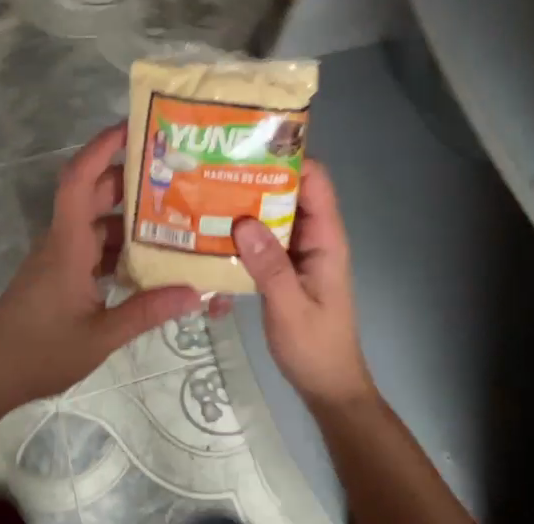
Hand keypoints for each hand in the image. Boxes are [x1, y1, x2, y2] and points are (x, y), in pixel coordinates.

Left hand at [0, 124, 203, 408]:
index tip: (132, 127)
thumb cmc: (40, 351)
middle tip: (175, 172)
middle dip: (131, 178)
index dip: (100, 147)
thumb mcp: (100, 336)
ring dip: (131, 217)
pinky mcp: (64, 274)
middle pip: (96, 195)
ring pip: (100, 222)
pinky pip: (97, 247)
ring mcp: (63, 257)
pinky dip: (123, 246)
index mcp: (67, 243)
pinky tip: (153, 259)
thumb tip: (196, 292)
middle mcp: (64, 240)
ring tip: (177, 214)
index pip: (79, 179)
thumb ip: (147, 312)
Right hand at [232, 160, 375, 408]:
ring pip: (273, 211)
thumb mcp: (291, 309)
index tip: (250, 144)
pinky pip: (263, 235)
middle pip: (289, 190)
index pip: (315, 182)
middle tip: (214, 162)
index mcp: (326, 239)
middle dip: (256, 173)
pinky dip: (242, 227)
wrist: (328, 388)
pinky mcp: (282, 265)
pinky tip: (210, 226)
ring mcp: (297, 251)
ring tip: (205, 185)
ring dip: (245, 199)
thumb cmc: (316, 348)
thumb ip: (270, 267)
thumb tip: (242, 221)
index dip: (288, 157)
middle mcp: (313, 236)